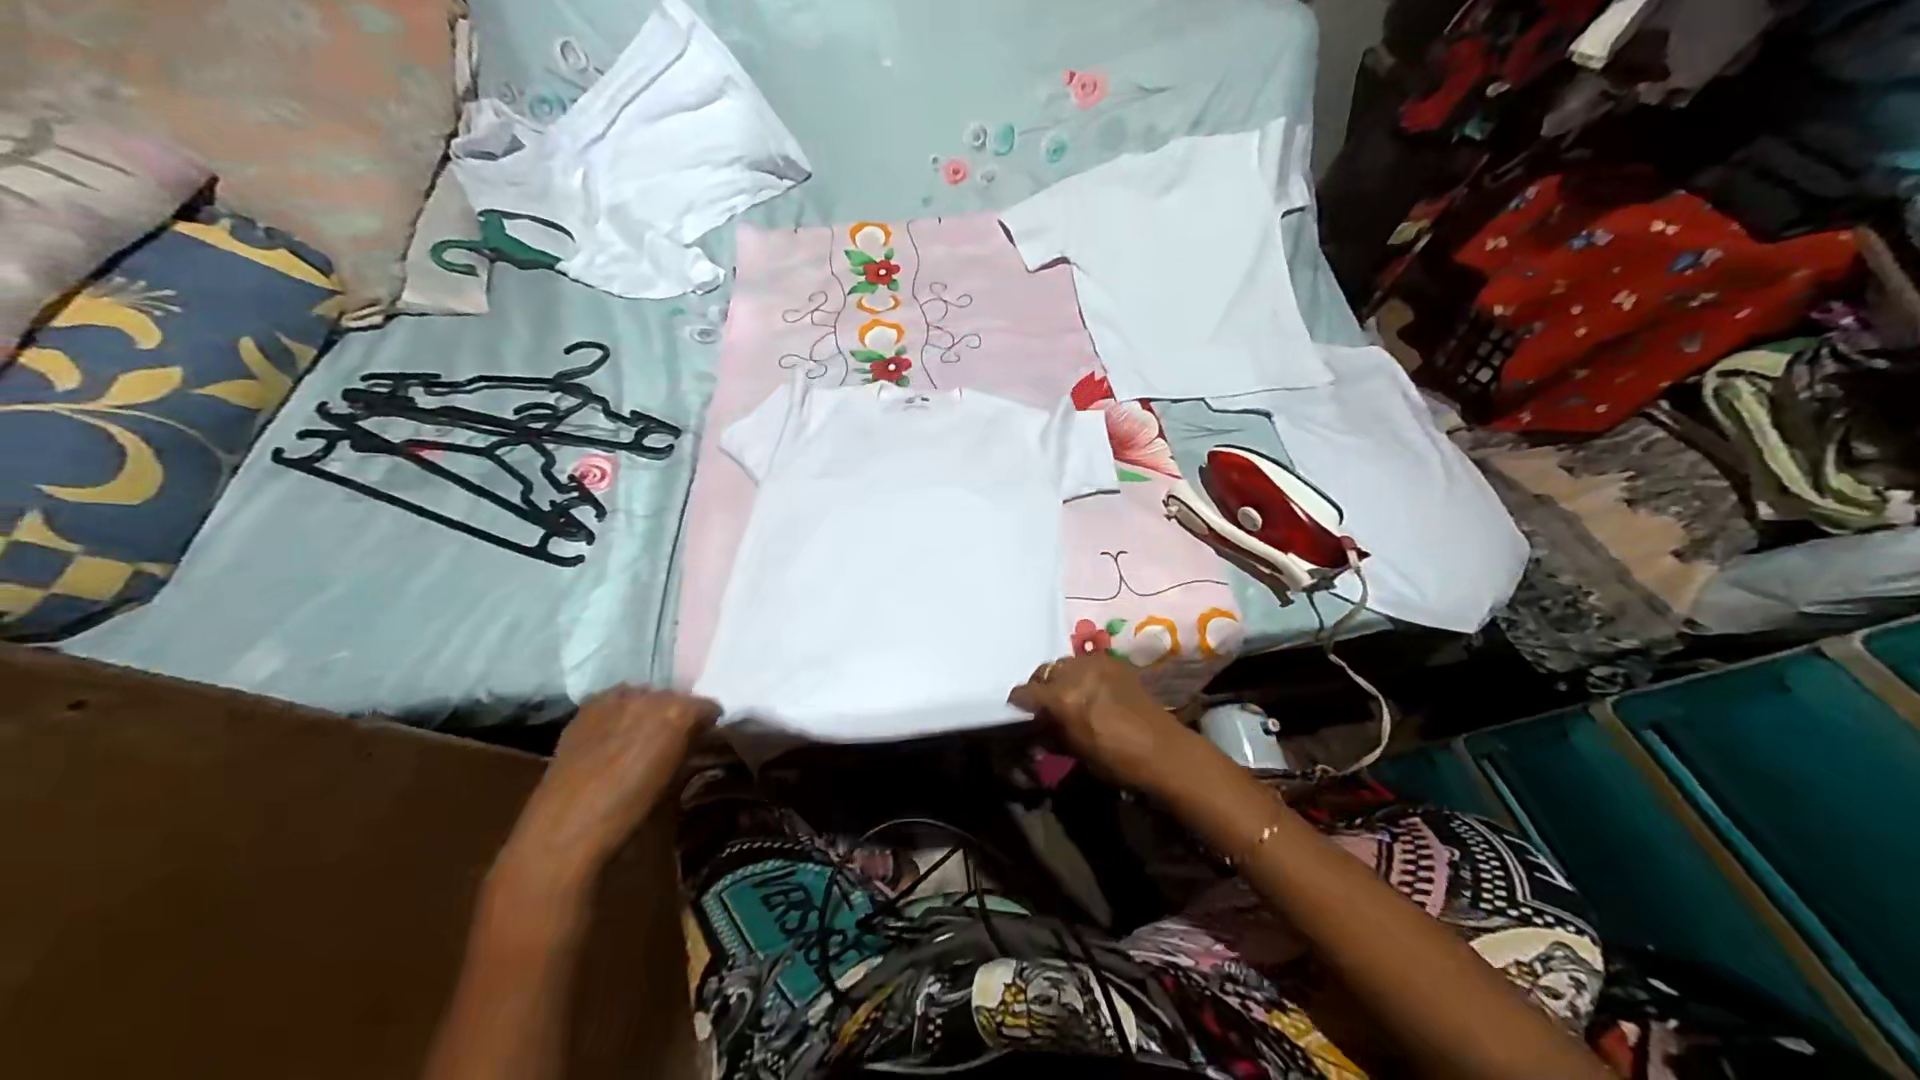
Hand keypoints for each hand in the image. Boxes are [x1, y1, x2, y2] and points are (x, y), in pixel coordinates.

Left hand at [508, 687, 719, 878]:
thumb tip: (694, 741)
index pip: (708, 706)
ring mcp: (615, 697)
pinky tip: (612, 739)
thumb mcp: (675, 781)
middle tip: (671, 742)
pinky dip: (620, 714)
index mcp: (679, 712)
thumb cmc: (630, 812)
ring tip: (639, 739)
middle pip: (676, 697)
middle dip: (677, 716)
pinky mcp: (587, 706)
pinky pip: (615, 701)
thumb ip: (688, 751)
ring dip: (648, 712)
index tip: (703, 741)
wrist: (566, 827)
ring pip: (644, 696)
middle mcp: (650, 695)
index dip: (707, 725)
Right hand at [1008, 654, 1205, 794]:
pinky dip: (1082, 672)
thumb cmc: (1115, 759)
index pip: (1026, 691)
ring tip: (1068, 693)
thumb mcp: (1074, 749)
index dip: (1020, 701)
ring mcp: (1097, 663)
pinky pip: (1088, 661)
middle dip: (1041, 685)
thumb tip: (1037, 725)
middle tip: (1045, 703)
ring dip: (1062, 676)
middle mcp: (1076, 673)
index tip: (1020, 708)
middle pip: (1045, 671)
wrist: (1162, 751)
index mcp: (1062, 697)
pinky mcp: (1115, 662)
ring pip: (1066, 663)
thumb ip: (1050, 732)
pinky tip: (1090, 688)